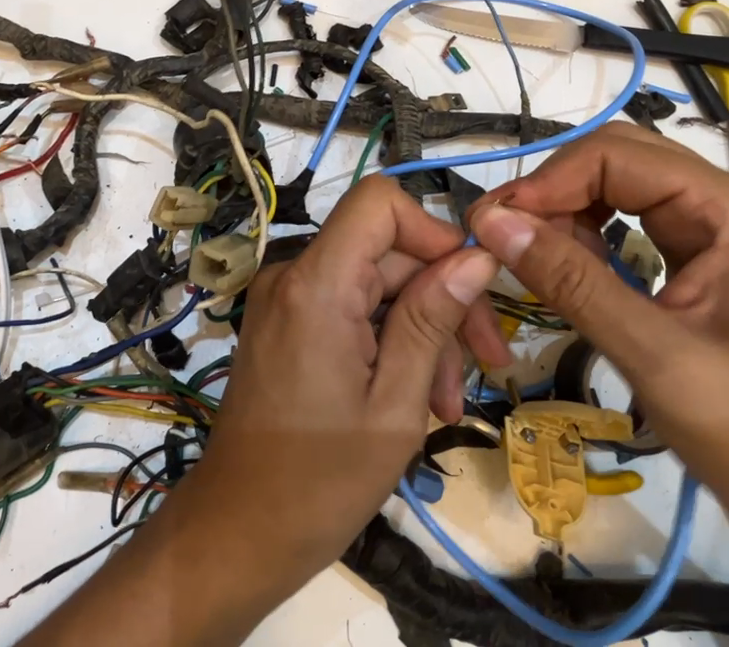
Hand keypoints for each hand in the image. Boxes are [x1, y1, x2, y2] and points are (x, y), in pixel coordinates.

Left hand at [189, 173, 509, 572]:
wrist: (242, 526)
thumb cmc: (323, 479)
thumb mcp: (395, 402)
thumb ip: (432, 319)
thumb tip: (477, 256)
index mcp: (315, 285)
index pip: (377, 203)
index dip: (432, 233)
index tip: (473, 288)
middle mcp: (291, 276)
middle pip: (384, 251)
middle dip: (441, 300)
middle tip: (485, 368)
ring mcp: (283, 300)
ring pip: (373, 284)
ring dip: (419, 331)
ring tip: (446, 403)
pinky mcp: (284, 324)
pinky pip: (347, 308)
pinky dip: (385, 341)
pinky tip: (415, 397)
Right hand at [465, 123, 728, 646]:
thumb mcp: (658, 360)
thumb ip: (573, 283)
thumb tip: (489, 221)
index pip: (616, 155)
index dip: (545, 183)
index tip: (489, 228)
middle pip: (622, 161)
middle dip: (554, 192)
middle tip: (501, 240)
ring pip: (628, 189)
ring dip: (571, 214)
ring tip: (530, 260)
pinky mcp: (722, 262)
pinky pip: (643, 225)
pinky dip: (596, 238)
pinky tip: (571, 272)